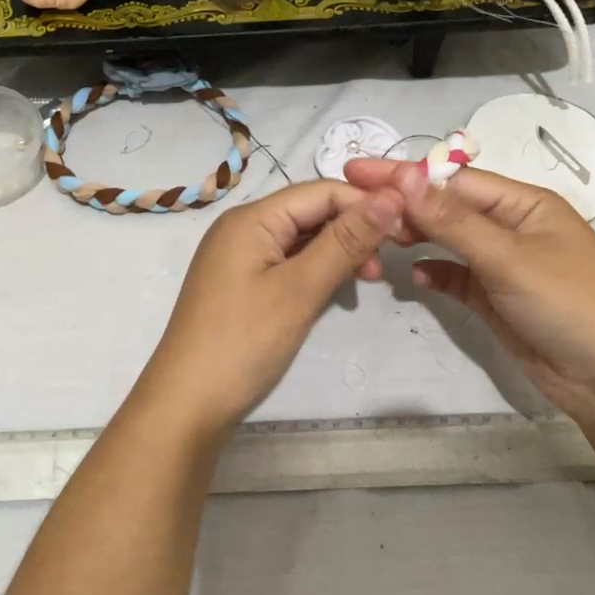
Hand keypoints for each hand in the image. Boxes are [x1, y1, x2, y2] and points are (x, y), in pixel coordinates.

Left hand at [136, 181, 404, 432]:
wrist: (187, 403)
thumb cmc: (243, 342)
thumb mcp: (299, 289)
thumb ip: (345, 241)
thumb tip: (391, 196)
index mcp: (251, 218)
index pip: (321, 191)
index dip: (366, 204)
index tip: (407, 230)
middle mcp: (242, 228)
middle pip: (311, 212)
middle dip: (353, 230)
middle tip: (385, 268)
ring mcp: (239, 258)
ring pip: (302, 239)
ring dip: (338, 254)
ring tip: (367, 283)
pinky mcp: (242, 285)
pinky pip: (288, 264)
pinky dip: (317, 273)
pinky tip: (337, 293)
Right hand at [344, 160, 594, 420]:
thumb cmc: (571, 305)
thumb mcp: (509, 258)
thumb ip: (453, 220)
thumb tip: (403, 178)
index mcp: (525, 204)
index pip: (454, 179)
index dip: (404, 174)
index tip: (356, 171)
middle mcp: (513, 228)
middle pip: (449, 207)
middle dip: (405, 204)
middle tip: (354, 206)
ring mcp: (506, 266)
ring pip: (450, 241)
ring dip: (417, 237)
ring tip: (378, 239)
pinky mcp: (499, 301)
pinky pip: (458, 278)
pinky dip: (436, 275)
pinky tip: (415, 279)